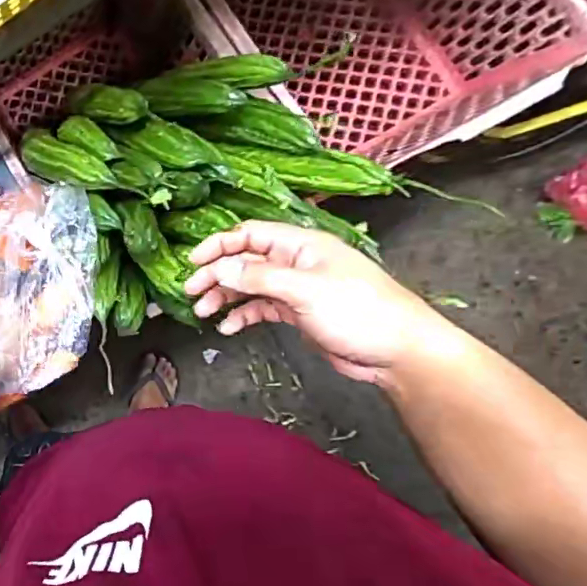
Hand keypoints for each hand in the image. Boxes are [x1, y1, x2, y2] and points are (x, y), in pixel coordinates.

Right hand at [184, 221, 465, 385]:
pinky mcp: (298, 313)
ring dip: (225, 297)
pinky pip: (261, 308)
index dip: (220, 244)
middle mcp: (296, 262)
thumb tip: (219, 268)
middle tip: (190, 292)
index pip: (251, 234)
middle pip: (245, 261)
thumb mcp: (305, 290)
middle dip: (216, 274)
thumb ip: (259, 278)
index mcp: (302, 245)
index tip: (193, 261)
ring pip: (250, 286)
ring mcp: (297, 288)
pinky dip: (243, 316)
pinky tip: (228, 328)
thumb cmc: (359, 312)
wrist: (397, 351)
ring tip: (203, 312)